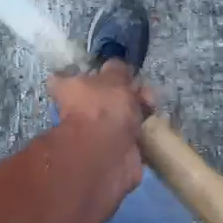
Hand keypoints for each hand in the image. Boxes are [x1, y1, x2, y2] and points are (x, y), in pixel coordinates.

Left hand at [48, 60, 153, 196]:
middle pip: (101, 96)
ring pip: (117, 116)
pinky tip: (154, 124)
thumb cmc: (104, 108)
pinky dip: (141, 133)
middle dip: (123, 93)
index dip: (86, 73)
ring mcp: (96, 131)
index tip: (107, 71)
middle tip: (142, 90)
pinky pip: (129, 136)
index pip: (68, 76)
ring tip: (153, 106)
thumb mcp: (114, 78)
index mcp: (69, 87)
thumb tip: (119, 67)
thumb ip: (118, 70)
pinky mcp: (114, 150)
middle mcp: (78, 108)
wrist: (108, 155)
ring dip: (135, 112)